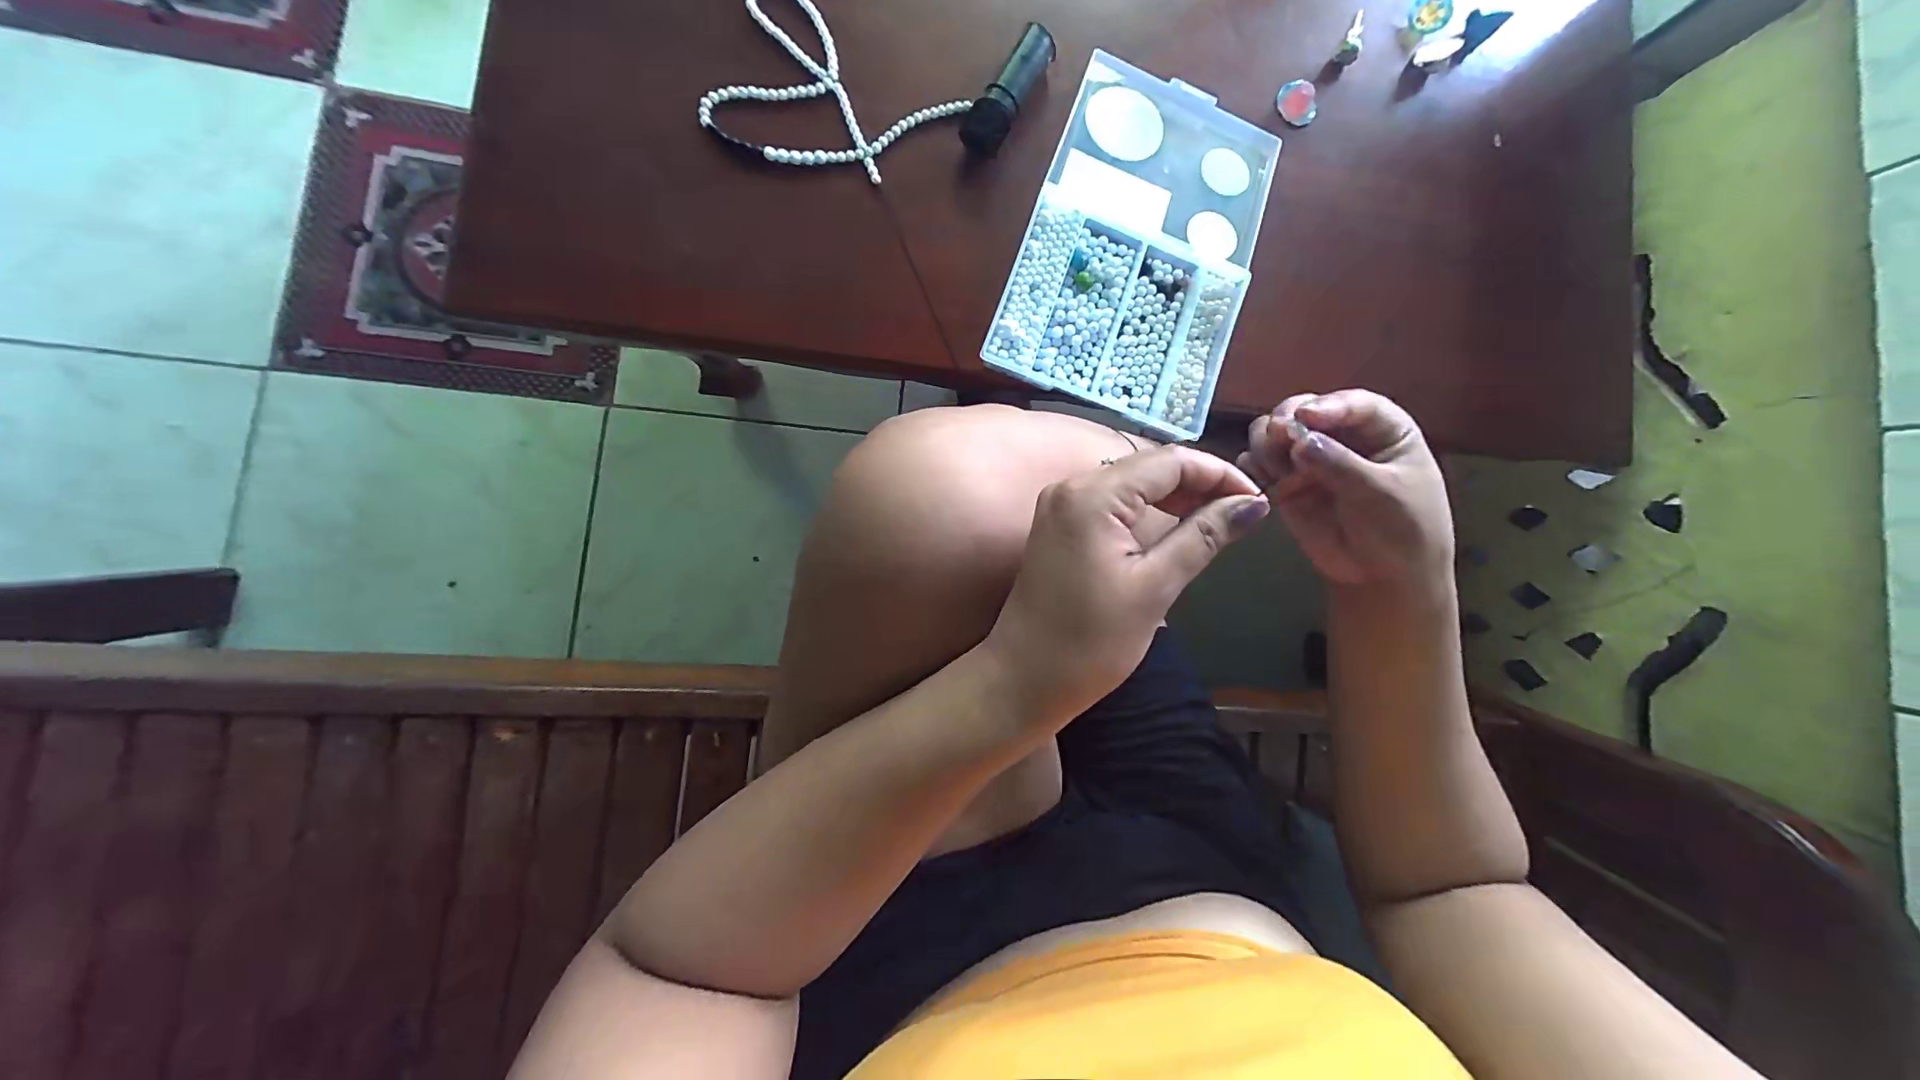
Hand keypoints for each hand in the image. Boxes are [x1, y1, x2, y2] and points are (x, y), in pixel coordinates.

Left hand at [985, 445, 1268, 722]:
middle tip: (1244, 513)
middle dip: (1199, 483)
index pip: (1169, 461)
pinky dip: (1147, 511)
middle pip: (1148, 467)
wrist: (1024, 678)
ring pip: (1131, 484)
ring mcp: (1059, 506)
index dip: (1219, 473)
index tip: (1258, 500)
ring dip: (1176, 497)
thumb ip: (1203, 536)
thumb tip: (1252, 504)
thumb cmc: (1090, 641)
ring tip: (1219, 521)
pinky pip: (1112, 503)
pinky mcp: (1058, 526)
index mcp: (1092, 496)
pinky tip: (1176, 529)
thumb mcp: (1155, 587)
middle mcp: (1070, 487)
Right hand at [1237, 389, 1453, 588]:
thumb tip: (1301, 442)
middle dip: (1286, 421)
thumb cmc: (1401, 529)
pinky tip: (1261, 482)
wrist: (1382, 574)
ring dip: (1266, 444)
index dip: (1329, 406)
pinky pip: (1258, 464)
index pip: (1354, 405)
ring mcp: (1310, 458)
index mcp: (1382, 429)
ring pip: (1274, 433)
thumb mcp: (1381, 494)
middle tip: (1277, 436)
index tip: (1305, 417)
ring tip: (1274, 470)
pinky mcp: (1285, 481)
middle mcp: (1341, 435)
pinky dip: (1252, 467)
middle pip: (1304, 410)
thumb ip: (1341, 466)